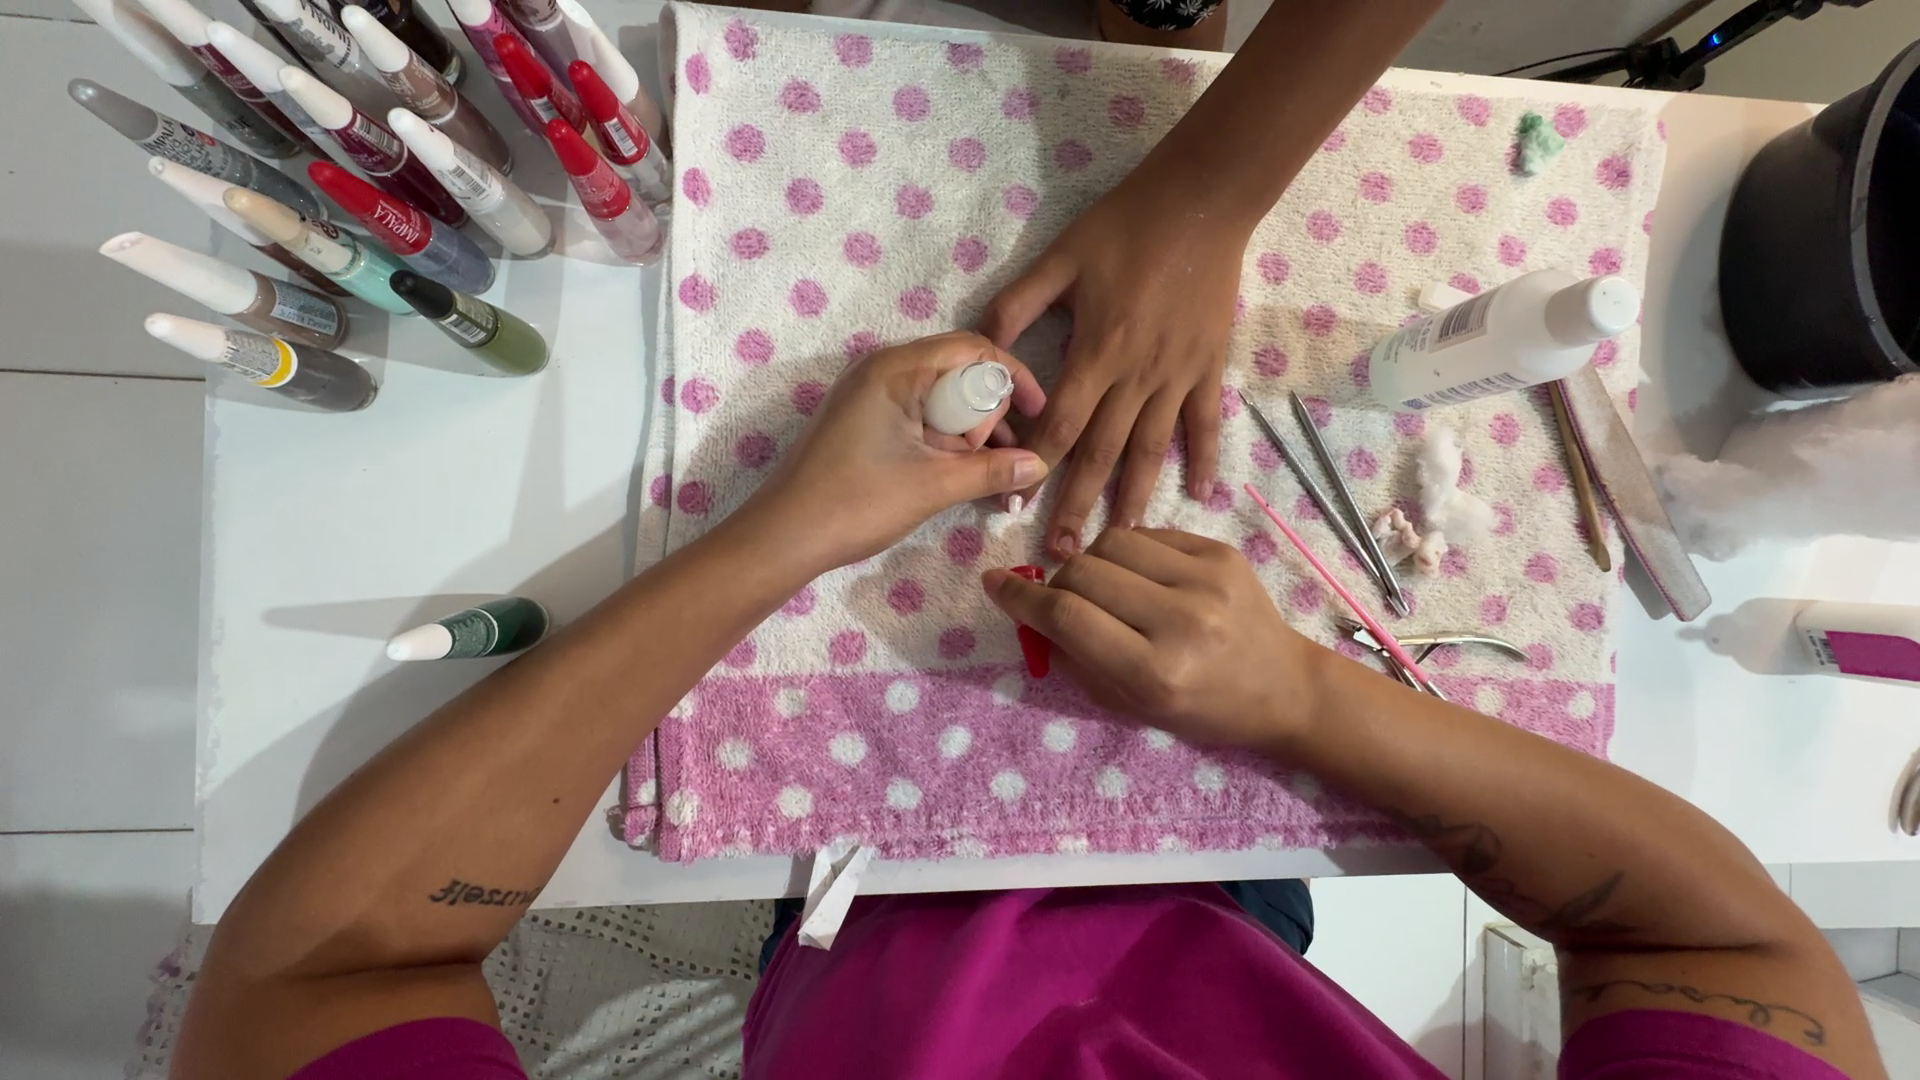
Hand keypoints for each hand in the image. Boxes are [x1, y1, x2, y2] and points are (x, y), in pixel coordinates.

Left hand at [745, 332, 1049, 571]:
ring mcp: (868, 395)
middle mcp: (881, 370)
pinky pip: (917, 416)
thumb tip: (1039, 464)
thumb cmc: (857, 502)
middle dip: (988, 410)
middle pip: (957, 370)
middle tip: (994, 456)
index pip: (972, 348)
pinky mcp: (863, 421)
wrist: (784, 536)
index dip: (1013, 376)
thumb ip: (991, 470)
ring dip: (968, 430)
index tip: (1040, 412)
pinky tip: (956, 473)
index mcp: (896, 368)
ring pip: (938, 398)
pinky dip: (942, 439)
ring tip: (986, 472)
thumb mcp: (934, 485)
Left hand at [979, 174, 1248, 559]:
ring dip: (1135, 497)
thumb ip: (1017, 305)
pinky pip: (1206, 423)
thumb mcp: (1060, 259)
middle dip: (1080, 504)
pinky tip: (1201, 497)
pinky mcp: (1209, 369)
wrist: (1203, 199)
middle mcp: (1135, 377)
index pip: (1059, 426)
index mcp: (1095, 353)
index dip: (1035, 467)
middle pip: (1101, 452)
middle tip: (1067, 554)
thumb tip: (980, 347)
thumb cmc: (1124, 226)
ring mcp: (1177, 377)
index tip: (1016, 507)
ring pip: (1151, 449)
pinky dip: (1204, 459)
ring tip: (1122, 540)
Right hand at [981, 527, 1323, 749]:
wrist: (1284, 686)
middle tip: (1065, 600)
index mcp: (1156, 672)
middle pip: (1083, 573)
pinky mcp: (1221, 552)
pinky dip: (1129, 552)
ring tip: (1106, 587)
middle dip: (1058, 583)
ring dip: (1092, 562)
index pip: (1068, 617)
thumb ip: (1074, 657)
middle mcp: (1182, 621)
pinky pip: (1147, 534)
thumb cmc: (1201, 709)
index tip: (994, 584)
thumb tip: (1030, 609)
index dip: (1022, 599)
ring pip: (1110, 542)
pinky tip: (1143, 576)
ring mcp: (1207, 580)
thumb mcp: (1130, 704)